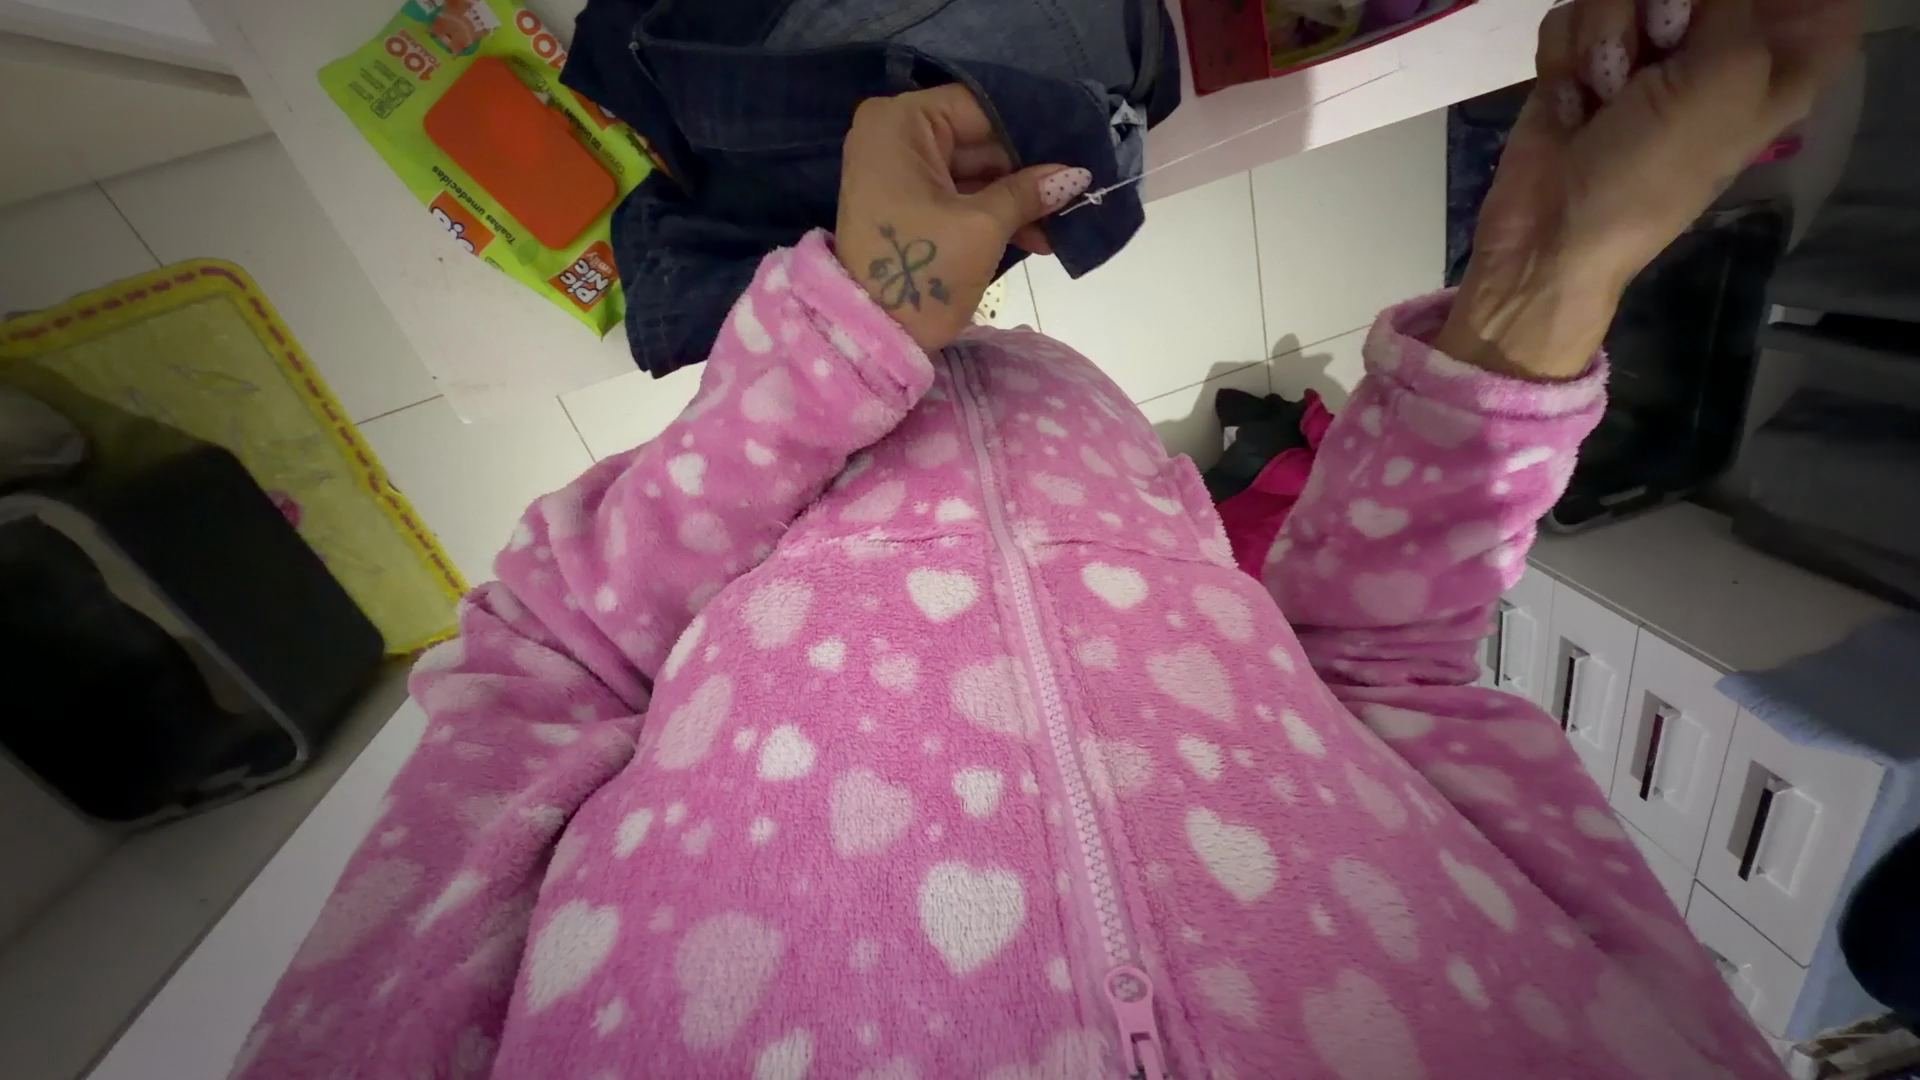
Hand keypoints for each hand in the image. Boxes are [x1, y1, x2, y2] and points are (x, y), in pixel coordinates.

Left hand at [834, 84, 1090, 349]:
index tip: (1075, 151)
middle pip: (977, 141)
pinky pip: (957, 199)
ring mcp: (896, 175)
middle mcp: (893, 137)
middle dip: (1026, 174)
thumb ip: (1029, 194)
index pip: (980, 108)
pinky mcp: (904, 208)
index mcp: (901, 123)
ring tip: (1060, 227)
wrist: (874, 336)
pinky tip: (1035, 237)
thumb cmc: (925, 271)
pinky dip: (991, 216)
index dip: (1030, 131)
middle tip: (1074, 194)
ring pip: (971, 175)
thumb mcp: (983, 227)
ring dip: (1015, 202)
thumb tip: (1075, 175)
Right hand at [1439, 0, 1860, 379]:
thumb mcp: (1728, 73)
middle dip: (1669, 8)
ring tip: (1601, 92)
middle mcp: (1712, 44)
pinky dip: (1563, 56)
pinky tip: (1566, 98)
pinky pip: (1567, 22)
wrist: (1548, 239)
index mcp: (1782, 50)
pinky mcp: (1572, 71)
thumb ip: (1732, 0)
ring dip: (1606, 36)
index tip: (1714, 24)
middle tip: (1660, 49)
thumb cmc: (1648, 175)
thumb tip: (1674, 1)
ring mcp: (1637, 56)